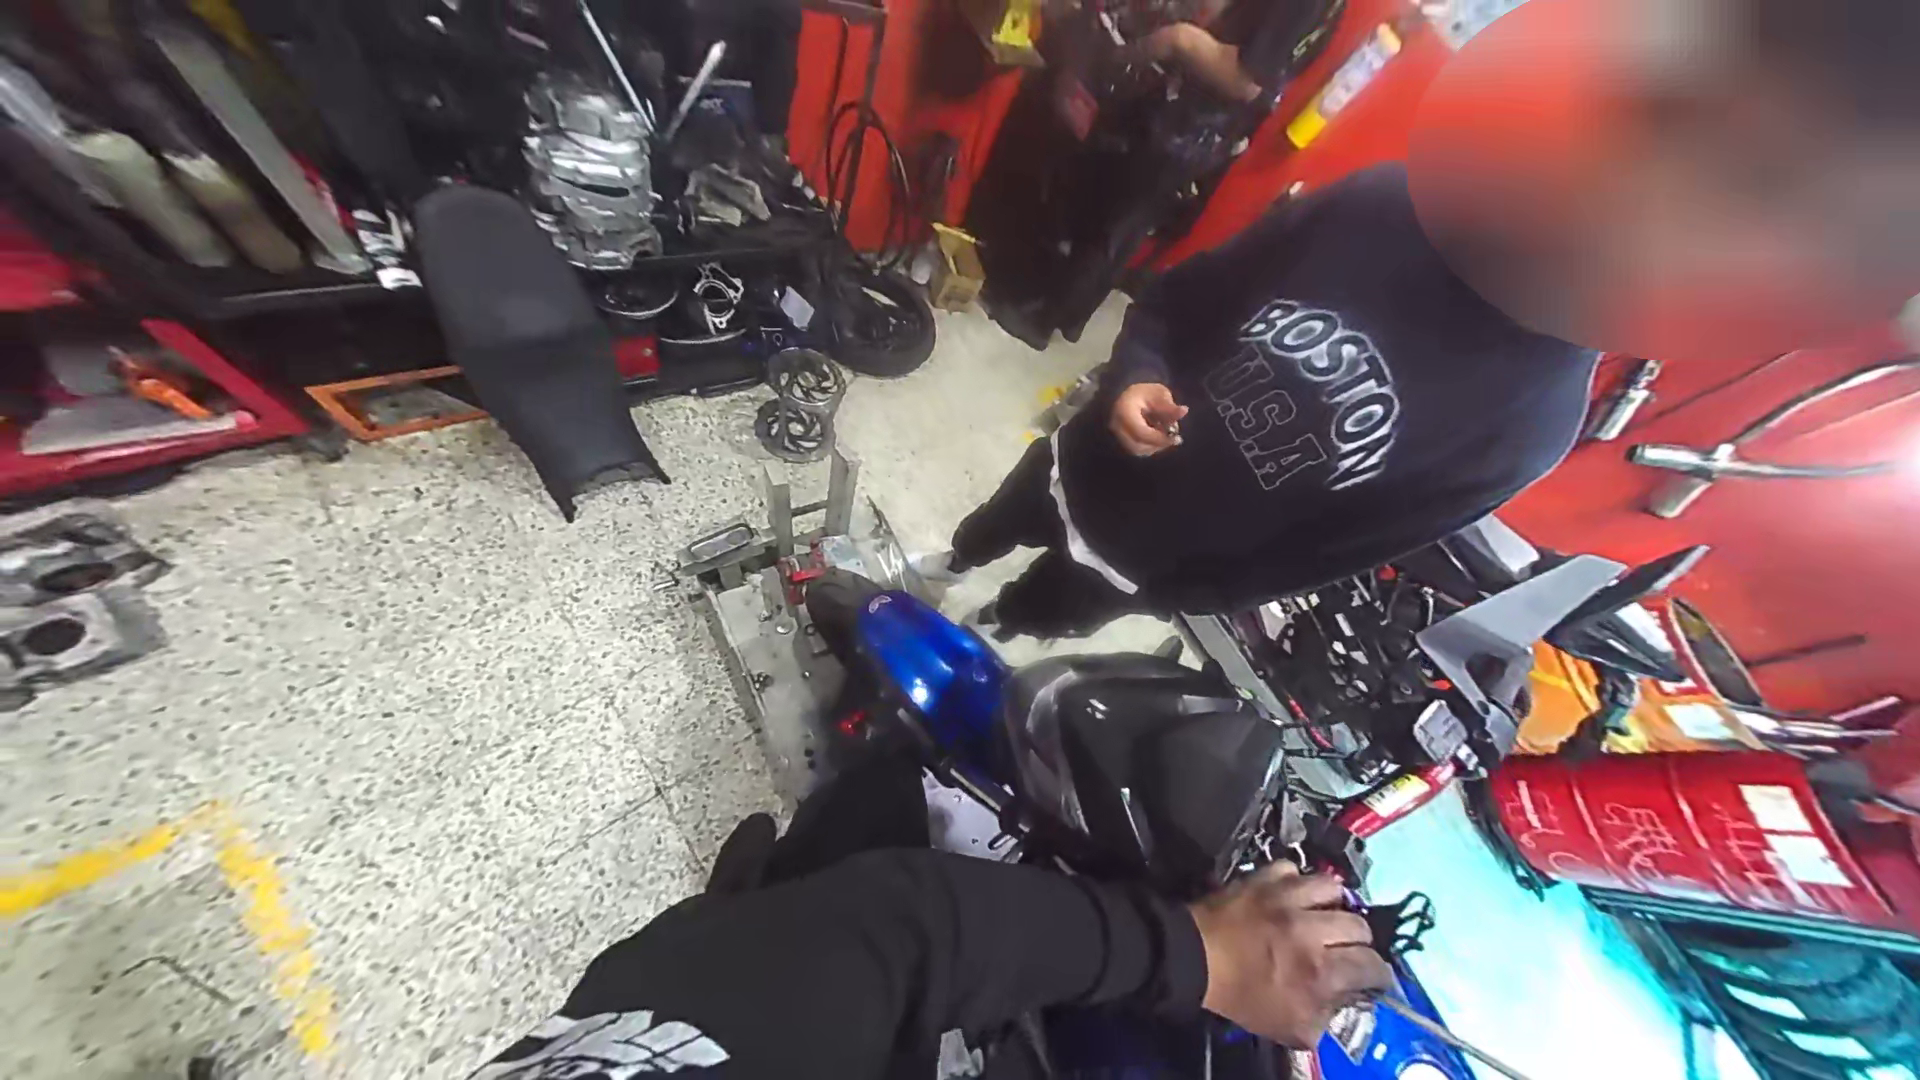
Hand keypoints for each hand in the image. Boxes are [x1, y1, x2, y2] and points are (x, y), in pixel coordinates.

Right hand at [1109, 382, 1188, 456]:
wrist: (1128, 397)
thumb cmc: (1144, 393)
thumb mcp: (1159, 394)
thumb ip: (1169, 406)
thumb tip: (1184, 411)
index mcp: (1124, 411)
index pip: (1140, 432)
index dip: (1159, 438)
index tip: (1176, 438)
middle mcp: (1116, 426)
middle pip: (1137, 445)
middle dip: (1158, 444)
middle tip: (1175, 439)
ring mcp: (1116, 435)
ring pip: (1137, 450)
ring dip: (1155, 447)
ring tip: (1167, 436)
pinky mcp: (1120, 442)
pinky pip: (1136, 450)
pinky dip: (1150, 447)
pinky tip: (1158, 439)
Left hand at [1187, 862, 1395, 1047]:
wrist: (1197, 955)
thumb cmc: (1243, 995)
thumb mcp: (1294, 1028)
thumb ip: (1330, 1017)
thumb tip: (1348, 999)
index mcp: (1321, 970)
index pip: (1372, 965)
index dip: (1378, 975)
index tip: (1370, 977)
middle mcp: (1310, 928)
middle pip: (1358, 924)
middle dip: (1359, 940)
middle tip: (1345, 947)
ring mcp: (1285, 896)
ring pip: (1331, 887)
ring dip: (1333, 903)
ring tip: (1324, 914)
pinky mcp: (1261, 877)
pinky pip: (1291, 868)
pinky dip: (1296, 880)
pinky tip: (1293, 895)